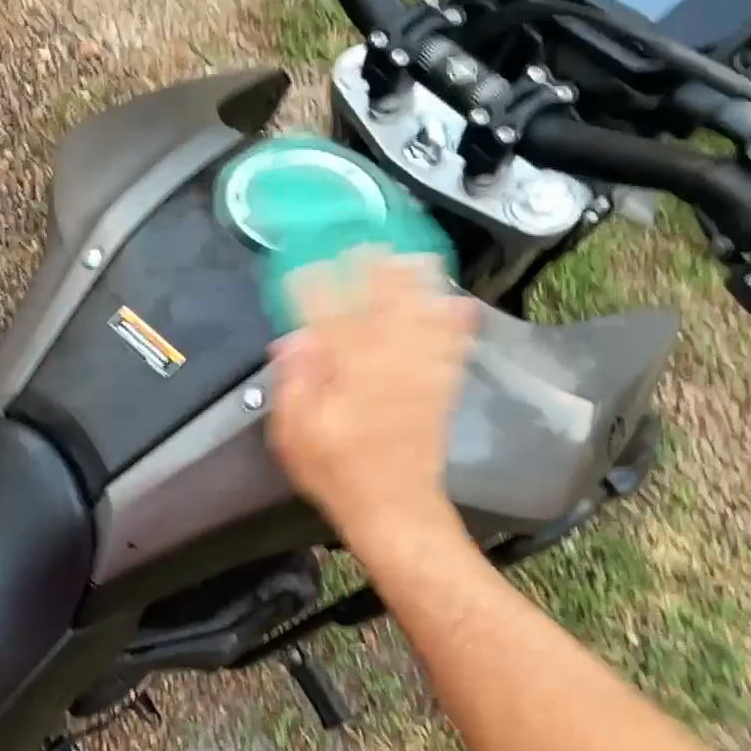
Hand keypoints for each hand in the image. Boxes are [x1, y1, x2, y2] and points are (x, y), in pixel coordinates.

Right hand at [267, 248, 477, 548]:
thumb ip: (294, 382)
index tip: (303, 267)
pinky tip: (457, 302)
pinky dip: (456, 320)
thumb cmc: (335, 472)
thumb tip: (293, 341)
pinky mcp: (440, 387)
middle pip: (383, 301)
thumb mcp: (293, 432)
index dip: (314, 285)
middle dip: (372, 269)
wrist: (393, 507)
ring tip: (409, 256)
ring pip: (422, 314)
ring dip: (416, 283)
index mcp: (347, 370)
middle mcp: (388, 362)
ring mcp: (420, 372)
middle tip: (362, 243)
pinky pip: (453, 344)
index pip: (328, 313)